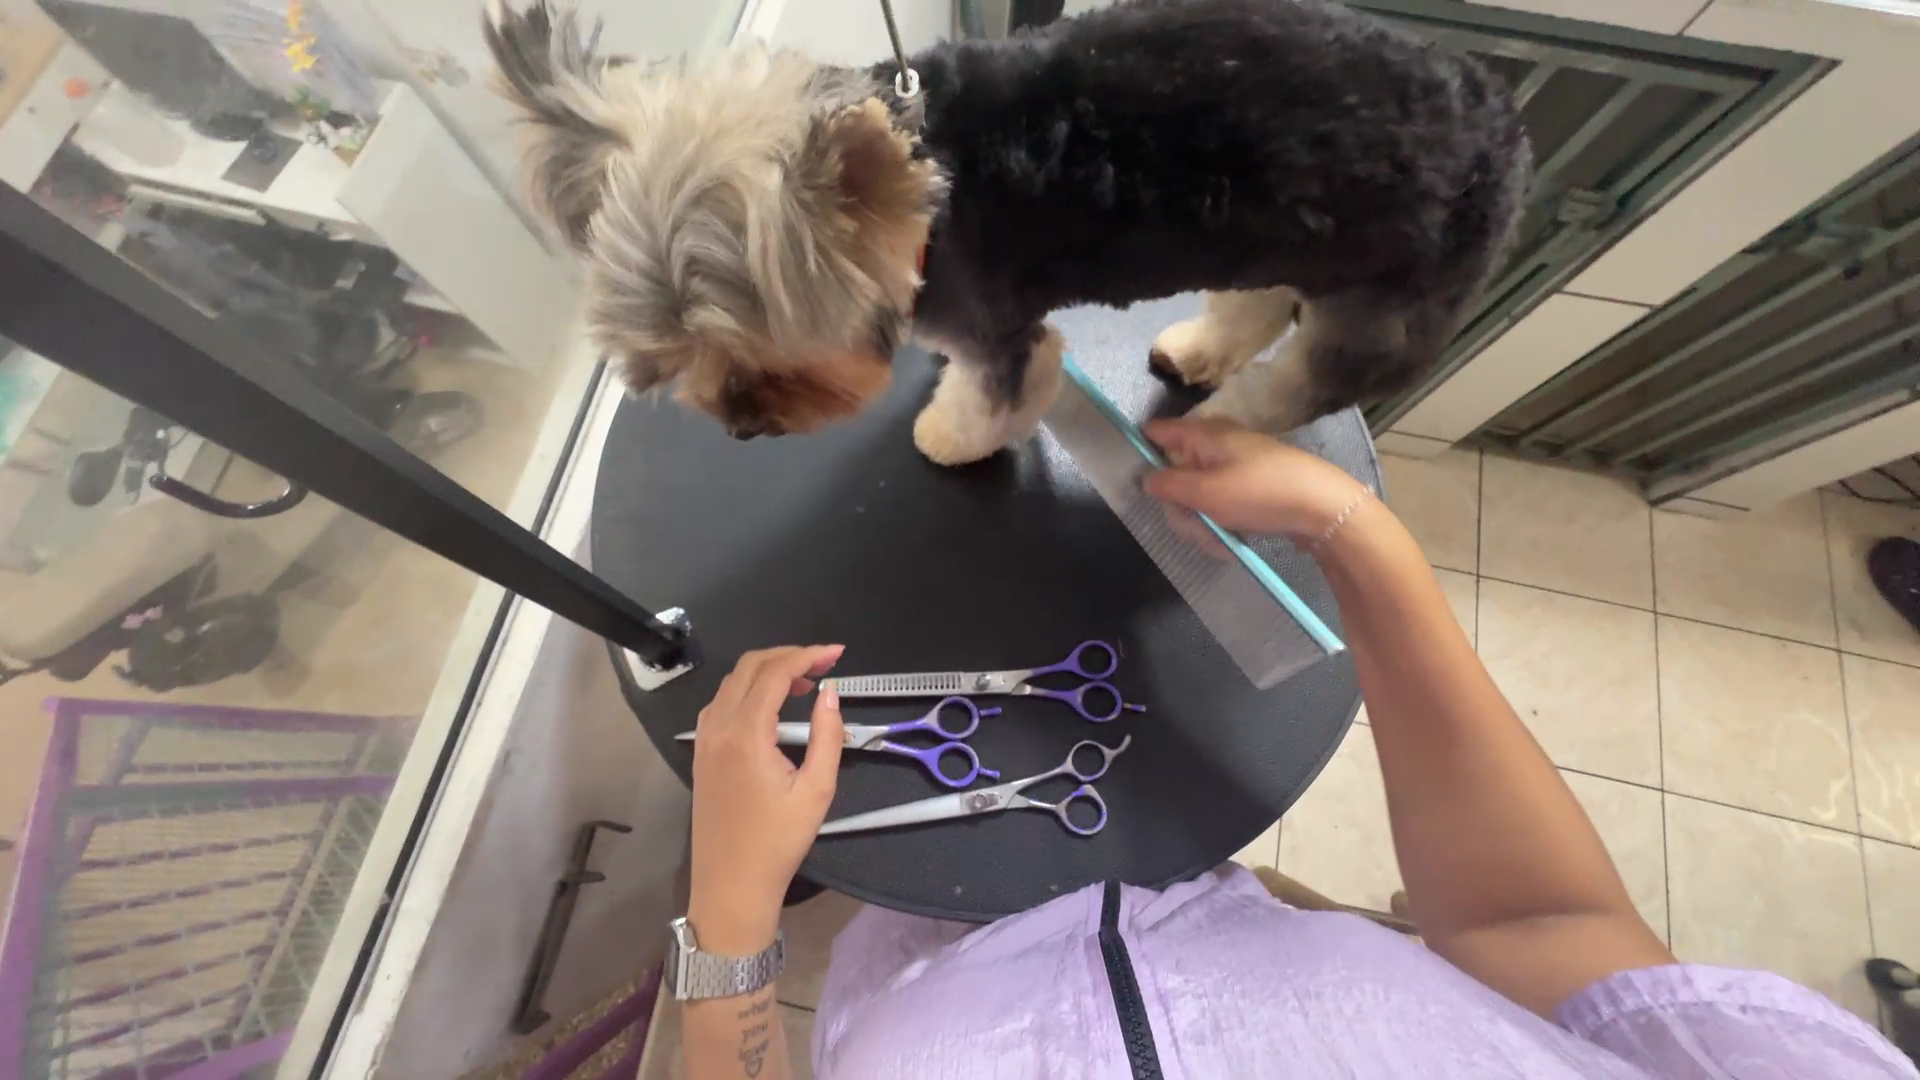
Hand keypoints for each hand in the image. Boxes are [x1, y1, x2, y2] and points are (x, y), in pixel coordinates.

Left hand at [687, 645, 845, 954]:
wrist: (730, 888)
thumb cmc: (778, 843)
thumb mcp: (817, 791)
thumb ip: (827, 735)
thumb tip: (830, 693)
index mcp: (746, 735)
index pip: (776, 673)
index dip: (808, 655)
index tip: (837, 654)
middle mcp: (718, 728)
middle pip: (749, 667)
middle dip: (788, 655)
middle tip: (822, 663)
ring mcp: (704, 740)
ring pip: (732, 682)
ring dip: (767, 671)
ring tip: (804, 684)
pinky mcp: (701, 753)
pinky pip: (721, 702)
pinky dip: (748, 690)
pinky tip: (772, 706)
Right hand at [1142, 417, 1369, 540]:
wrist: (1323, 507)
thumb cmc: (1258, 493)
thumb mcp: (1203, 493)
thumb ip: (1167, 484)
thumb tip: (1145, 478)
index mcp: (1203, 434)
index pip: (1157, 431)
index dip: (1141, 451)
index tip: (1135, 481)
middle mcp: (1218, 442)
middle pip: (1176, 470)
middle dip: (1177, 502)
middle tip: (1189, 524)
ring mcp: (1237, 464)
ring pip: (1198, 491)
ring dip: (1201, 518)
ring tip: (1216, 539)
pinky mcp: (1253, 485)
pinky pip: (1221, 501)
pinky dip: (1221, 520)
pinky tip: (1231, 539)